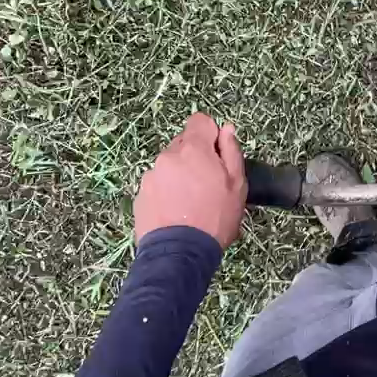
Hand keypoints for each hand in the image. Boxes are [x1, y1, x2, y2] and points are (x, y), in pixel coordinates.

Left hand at [133, 113, 246, 248]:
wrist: (179, 256)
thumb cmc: (214, 218)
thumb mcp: (237, 184)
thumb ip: (231, 151)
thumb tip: (226, 130)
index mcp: (193, 149)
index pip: (199, 121)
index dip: (210, 134)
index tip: (216, 154)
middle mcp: (168, 156)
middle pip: (184, 144)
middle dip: (195, 157)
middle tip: (206, 184)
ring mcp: (151, 176)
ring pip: (170, 165)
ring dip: (179, 175)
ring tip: (189, 203)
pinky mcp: (140, 196)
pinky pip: (157, 184)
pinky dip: (166, 192)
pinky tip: (175, 212)